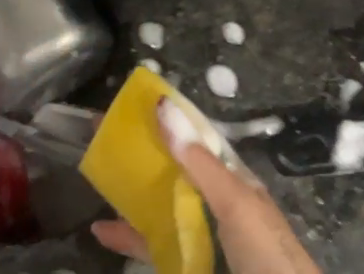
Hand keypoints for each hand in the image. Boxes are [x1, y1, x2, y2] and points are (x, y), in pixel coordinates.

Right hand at [92, 100, 322, 273]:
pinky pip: (153, 247)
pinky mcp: (187, 269)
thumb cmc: (268, 258)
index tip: (127, 109)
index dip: (164, 123)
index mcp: (233, 185)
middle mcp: (216, 208)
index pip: (194, 143)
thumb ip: (198, 161)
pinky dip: (127, 238)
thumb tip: (161, 105)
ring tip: (94, 179)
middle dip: (138, 157)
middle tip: (97, 139)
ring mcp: (202, 242)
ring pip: (159, 209)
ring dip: (128, 196)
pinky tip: (101, 232)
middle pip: (171, 174)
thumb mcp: (236, 204)